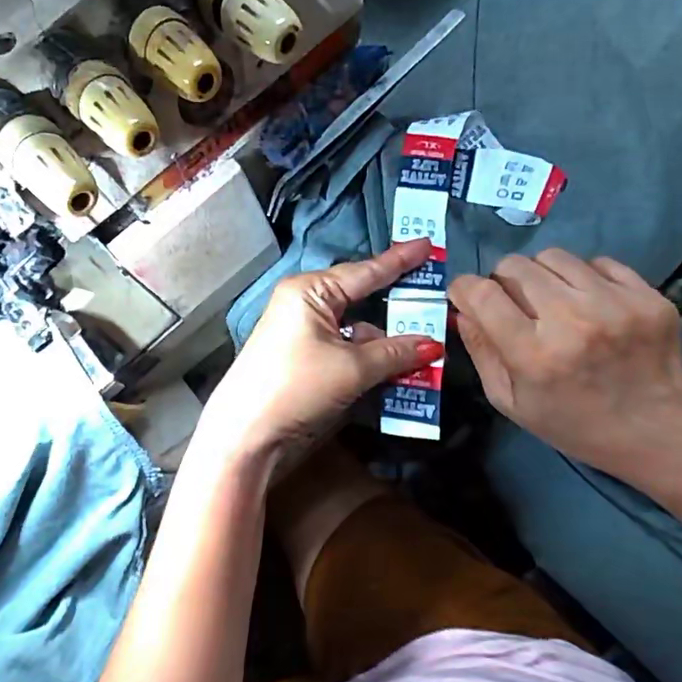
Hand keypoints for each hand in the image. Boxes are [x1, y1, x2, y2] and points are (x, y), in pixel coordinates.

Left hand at [197, 239, 444, 467]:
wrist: (247, 436)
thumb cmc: (297, 387)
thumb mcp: (352, 369)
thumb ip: (395, 353)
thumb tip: (433, 345)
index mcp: (310, 292)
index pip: (364, 271)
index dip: (399, 261)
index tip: (427, 245)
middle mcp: (305, 305)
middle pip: (362, 300)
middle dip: (397, 306)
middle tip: (434, 298)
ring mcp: (303, 333)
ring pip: (357, 330)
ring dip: (387, 343)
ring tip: (428, 348)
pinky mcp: (304, 360)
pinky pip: (346, 350)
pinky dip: (370, 359)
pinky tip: (397, 371)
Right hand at [450, 249, 681, 480]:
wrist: (660, 432)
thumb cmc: (574, 424)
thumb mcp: (511, 402)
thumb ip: (481, 351)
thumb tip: (462, 308)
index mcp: (533, 354)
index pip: (482, 293)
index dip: (464, 289)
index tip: (467, 297)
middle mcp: (572, 320)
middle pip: (514, 266)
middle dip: (502, 282)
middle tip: (514, 305)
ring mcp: (614, 303)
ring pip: (553, 256)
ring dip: (541, 275)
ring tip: (552, 301)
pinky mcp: (646, 295)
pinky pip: (596, 262)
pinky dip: (582, 278)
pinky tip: (589, 304)